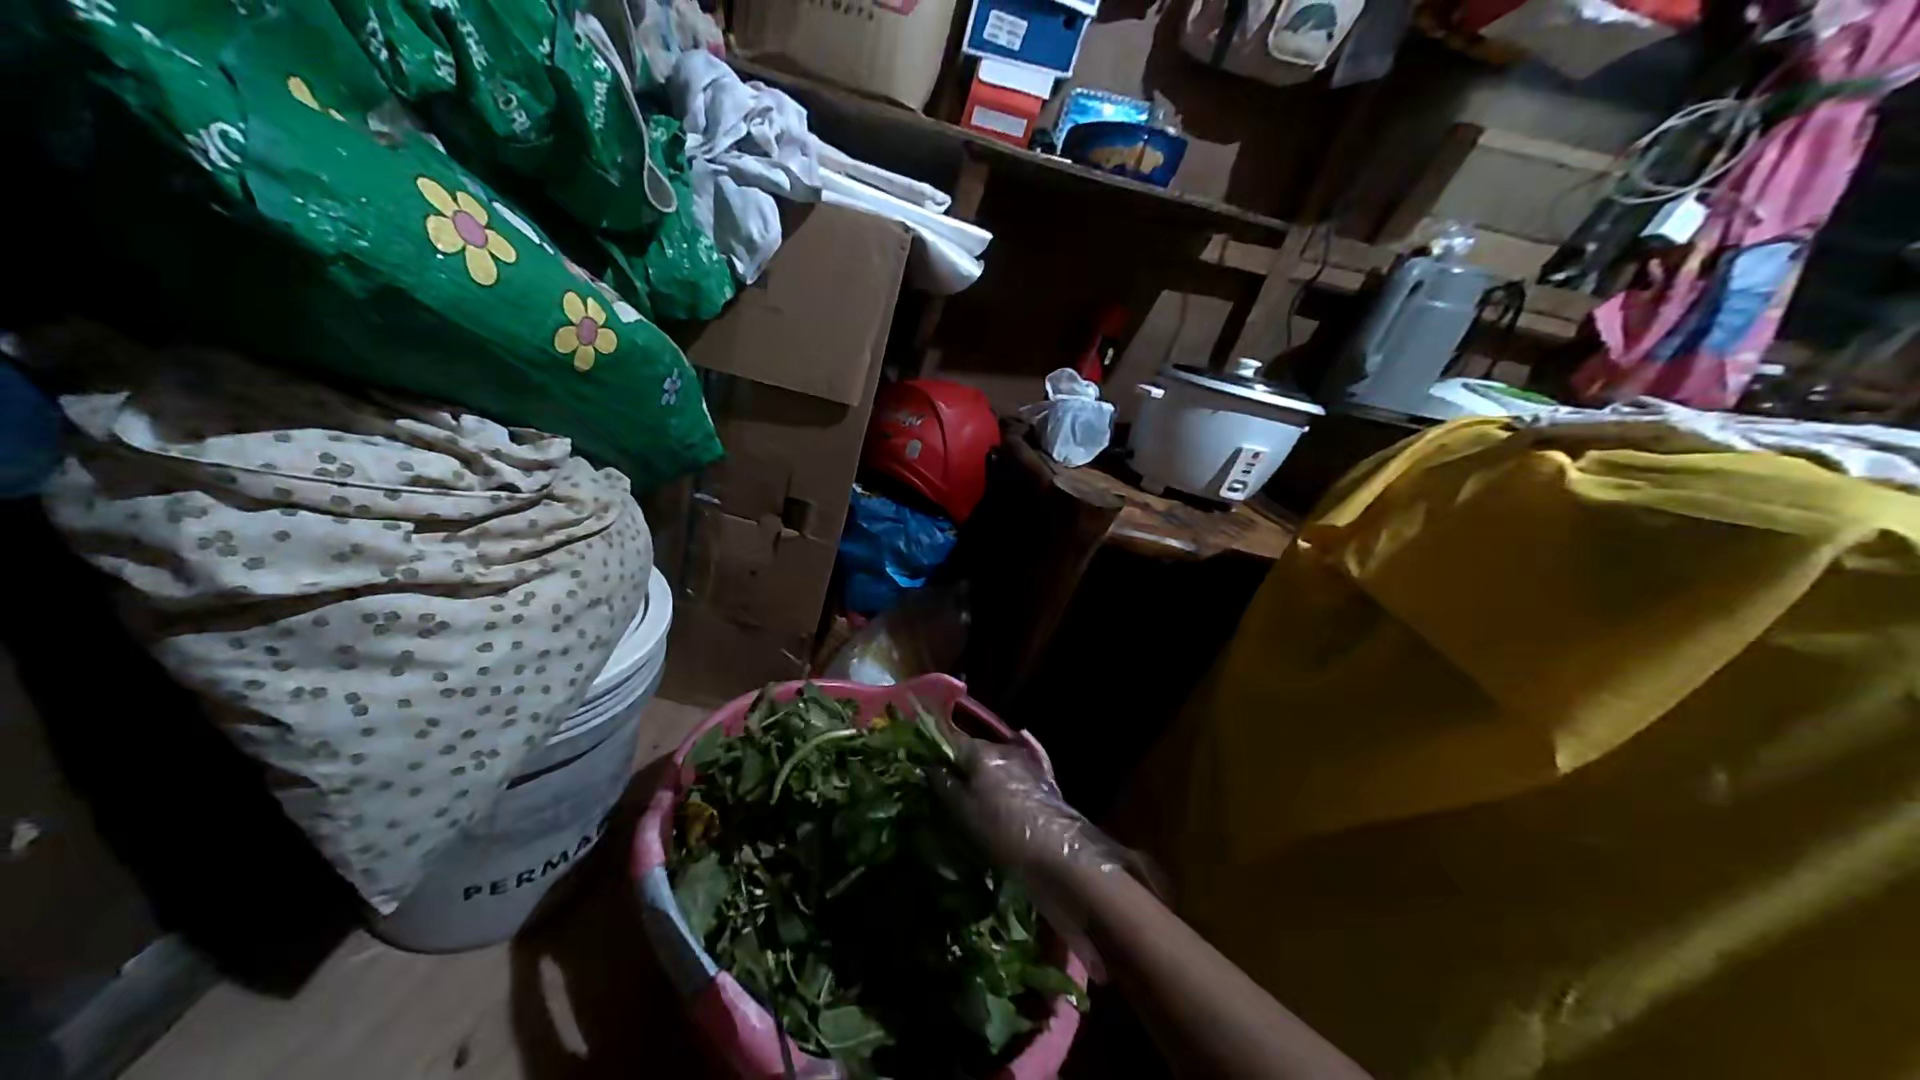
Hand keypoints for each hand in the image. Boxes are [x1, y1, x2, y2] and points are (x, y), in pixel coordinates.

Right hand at [931, 722, 1141, 979]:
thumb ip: (944, 784)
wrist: (1059, 855)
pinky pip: (1018, 766)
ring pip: (994, 760)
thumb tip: (929, 765)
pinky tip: (1005, 777)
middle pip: (972, 749)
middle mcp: (1003, 748)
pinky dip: (1007, 770)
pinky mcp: (1042, 780)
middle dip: (957, 762)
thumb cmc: (1002, 832)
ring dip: (981, 770)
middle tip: (943, 783)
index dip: (934, 750)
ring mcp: (1026, 762)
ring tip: (969, 791)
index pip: (949, 740)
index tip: (922, 763)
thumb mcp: (962, 812)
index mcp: (980, 752)